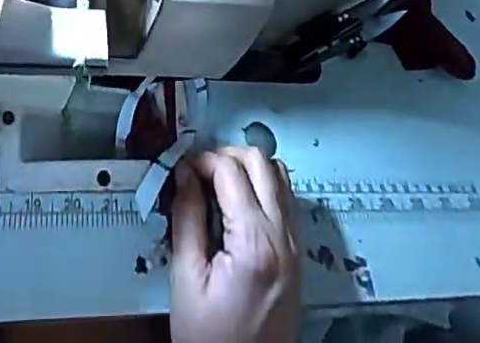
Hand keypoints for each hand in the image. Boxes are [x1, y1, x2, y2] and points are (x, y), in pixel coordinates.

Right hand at [170, 148, 301, 342]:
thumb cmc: (209, 340)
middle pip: (261, 161)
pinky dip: (263, 187)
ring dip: (247, 168)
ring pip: (279, 174)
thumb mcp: (186, 278)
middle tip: (198, 173)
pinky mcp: (298, 256)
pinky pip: (286, 200)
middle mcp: (283, 237)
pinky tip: (238, 205)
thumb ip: (186, 217)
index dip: (201, 161)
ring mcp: (296, 246)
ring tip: (217, 185)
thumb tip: (185, 174)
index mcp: (255, 243)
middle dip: (226, 156)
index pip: (231, 170)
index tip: (181, 169)